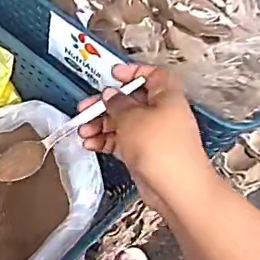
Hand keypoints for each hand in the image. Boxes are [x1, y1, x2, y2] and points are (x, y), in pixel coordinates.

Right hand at [77, 63, 216, 210]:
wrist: (176, 187)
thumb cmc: (163, 149)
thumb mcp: (132, 118)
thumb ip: (118, 103)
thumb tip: (110, 95)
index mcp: (166, 96)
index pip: (151, 74)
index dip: (132, 71)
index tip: (113, 74)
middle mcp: (161, 113)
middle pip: (130, 101)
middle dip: (105, 105)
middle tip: (86, 109)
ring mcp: (153, 135)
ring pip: (122, 123)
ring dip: (101, 125)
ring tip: (84, 131)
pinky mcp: (144, 154)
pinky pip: (122, 142)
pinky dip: (106, 141)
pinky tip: (91, 143)